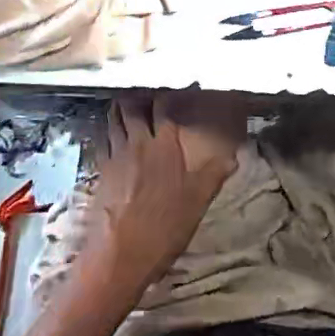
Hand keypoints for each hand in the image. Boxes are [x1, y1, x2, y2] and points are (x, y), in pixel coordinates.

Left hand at [81, 93, 242, 298]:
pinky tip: (112, 132)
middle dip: (140, 94)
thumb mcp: (197, 202)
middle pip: (132, 106)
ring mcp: (115, 153)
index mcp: (164, 147)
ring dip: (121, 107)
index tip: (184, 84)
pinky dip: (108, 129)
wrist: (121, 251)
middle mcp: (138, 142)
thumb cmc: (164, 227)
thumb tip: (233, 155)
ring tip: (127, 102)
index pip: (167, 108)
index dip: (174, 93)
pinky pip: (104, 138)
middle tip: (147, 90)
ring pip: (114, 118)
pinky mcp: (101, 167)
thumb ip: (213, 175)